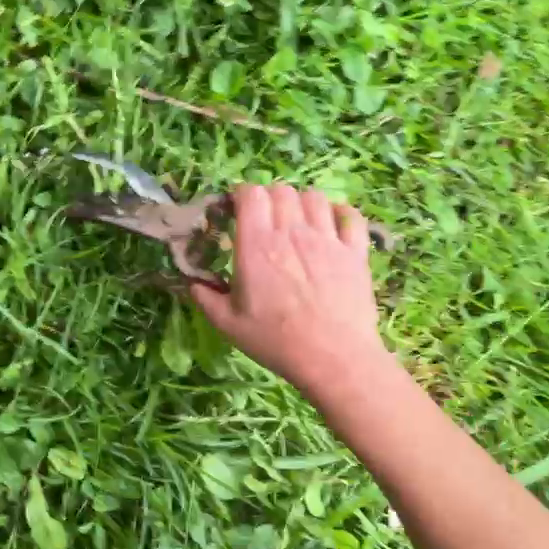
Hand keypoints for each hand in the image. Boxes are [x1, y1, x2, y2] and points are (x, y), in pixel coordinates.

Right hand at [191, 184, 386, 393]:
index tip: (235, 209)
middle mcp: (292, 233)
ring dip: (300, 202)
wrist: (334, 358)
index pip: (250, 195)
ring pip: (314, 197)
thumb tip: (192, 283)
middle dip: (268, 197)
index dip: (241, 195)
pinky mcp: (355, 252)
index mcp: (256, 246)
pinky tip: (330, 223)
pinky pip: (350, 216)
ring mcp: (328, 240)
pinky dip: (338, 212)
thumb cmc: (275, 340)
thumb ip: (205, 298)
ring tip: (295, 220)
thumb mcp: (228, 324)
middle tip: (263, 218)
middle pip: (281, 190)